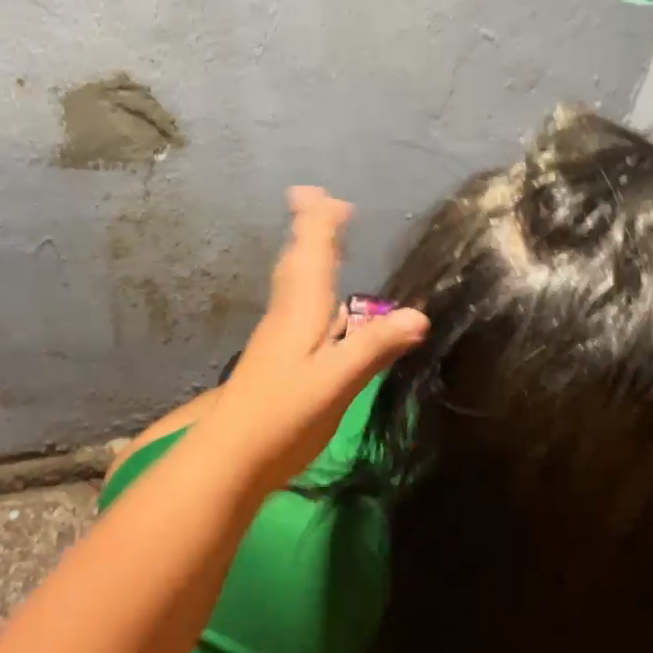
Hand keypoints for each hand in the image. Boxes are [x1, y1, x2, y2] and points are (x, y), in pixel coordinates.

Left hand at [196, 187, 428, 488]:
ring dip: (306, 254)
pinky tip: (317, 305)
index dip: (319, 223)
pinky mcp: (277, 359)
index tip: (326, 194)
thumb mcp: (336, 383)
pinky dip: (308, 286)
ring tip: (319, 238)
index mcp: (301, 310)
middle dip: (308, 229)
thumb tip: (420, 315)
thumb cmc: (284, 416)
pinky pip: (295, 305)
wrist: (231, 457)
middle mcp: (287, 314)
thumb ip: (374, 348)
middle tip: (314, 199)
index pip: (311, 254)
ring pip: (293, 283)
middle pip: (297, 261)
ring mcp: (279, 337)